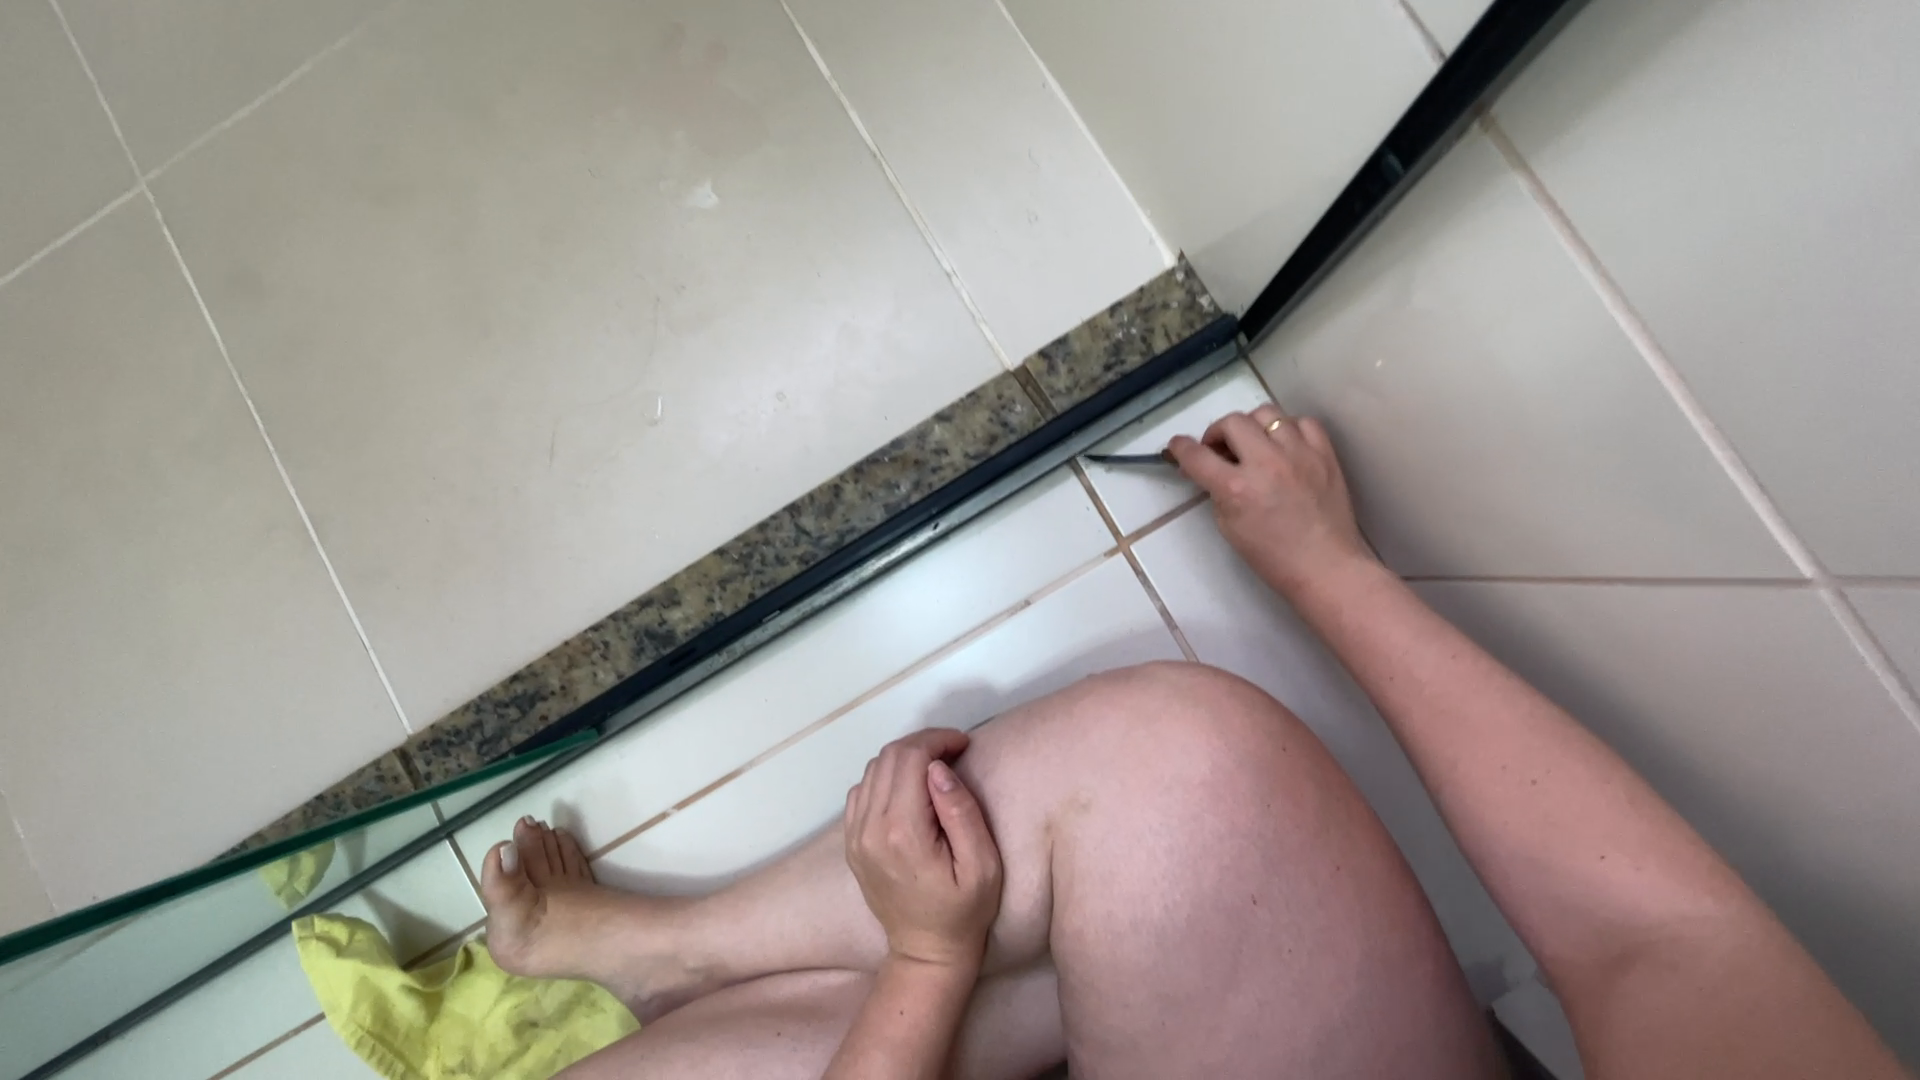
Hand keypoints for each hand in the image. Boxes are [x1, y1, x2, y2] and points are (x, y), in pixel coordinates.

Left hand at [843, 729, 1002, 970]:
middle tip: (952, 751)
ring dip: (904, 758)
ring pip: (874, 768)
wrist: (925, 951)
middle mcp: (870, 827)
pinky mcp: (851, 841)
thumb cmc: (964, 910)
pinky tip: (909, 790)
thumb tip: (938, 768)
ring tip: (934, 767)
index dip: (938, 740)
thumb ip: (961, 811)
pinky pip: (862, 789)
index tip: (964, 745)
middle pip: (890, 756)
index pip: (911, 757)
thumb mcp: (981, 864)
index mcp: (903, 831)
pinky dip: (886, 777)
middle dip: (923, 743)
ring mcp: (855, 835)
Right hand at [1167, 405, 1373, 595]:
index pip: (1197, 455)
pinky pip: (1303, 422)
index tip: (1176, 446)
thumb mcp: (1228, 526)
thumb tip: (1210, 470)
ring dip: (1252, 426)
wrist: (1325, 566)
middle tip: (1220, 450)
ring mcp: (1299, 454)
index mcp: (1236, 489)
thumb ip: (1217, 491)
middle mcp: (1266, 464)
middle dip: (1217, 433)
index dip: (1179, 447)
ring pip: (1267, 413)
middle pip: (1232, 422)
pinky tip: (1286, 446)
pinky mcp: (1324, 454)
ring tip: (1254, 444)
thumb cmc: (1271, 556)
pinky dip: (1289, 429)